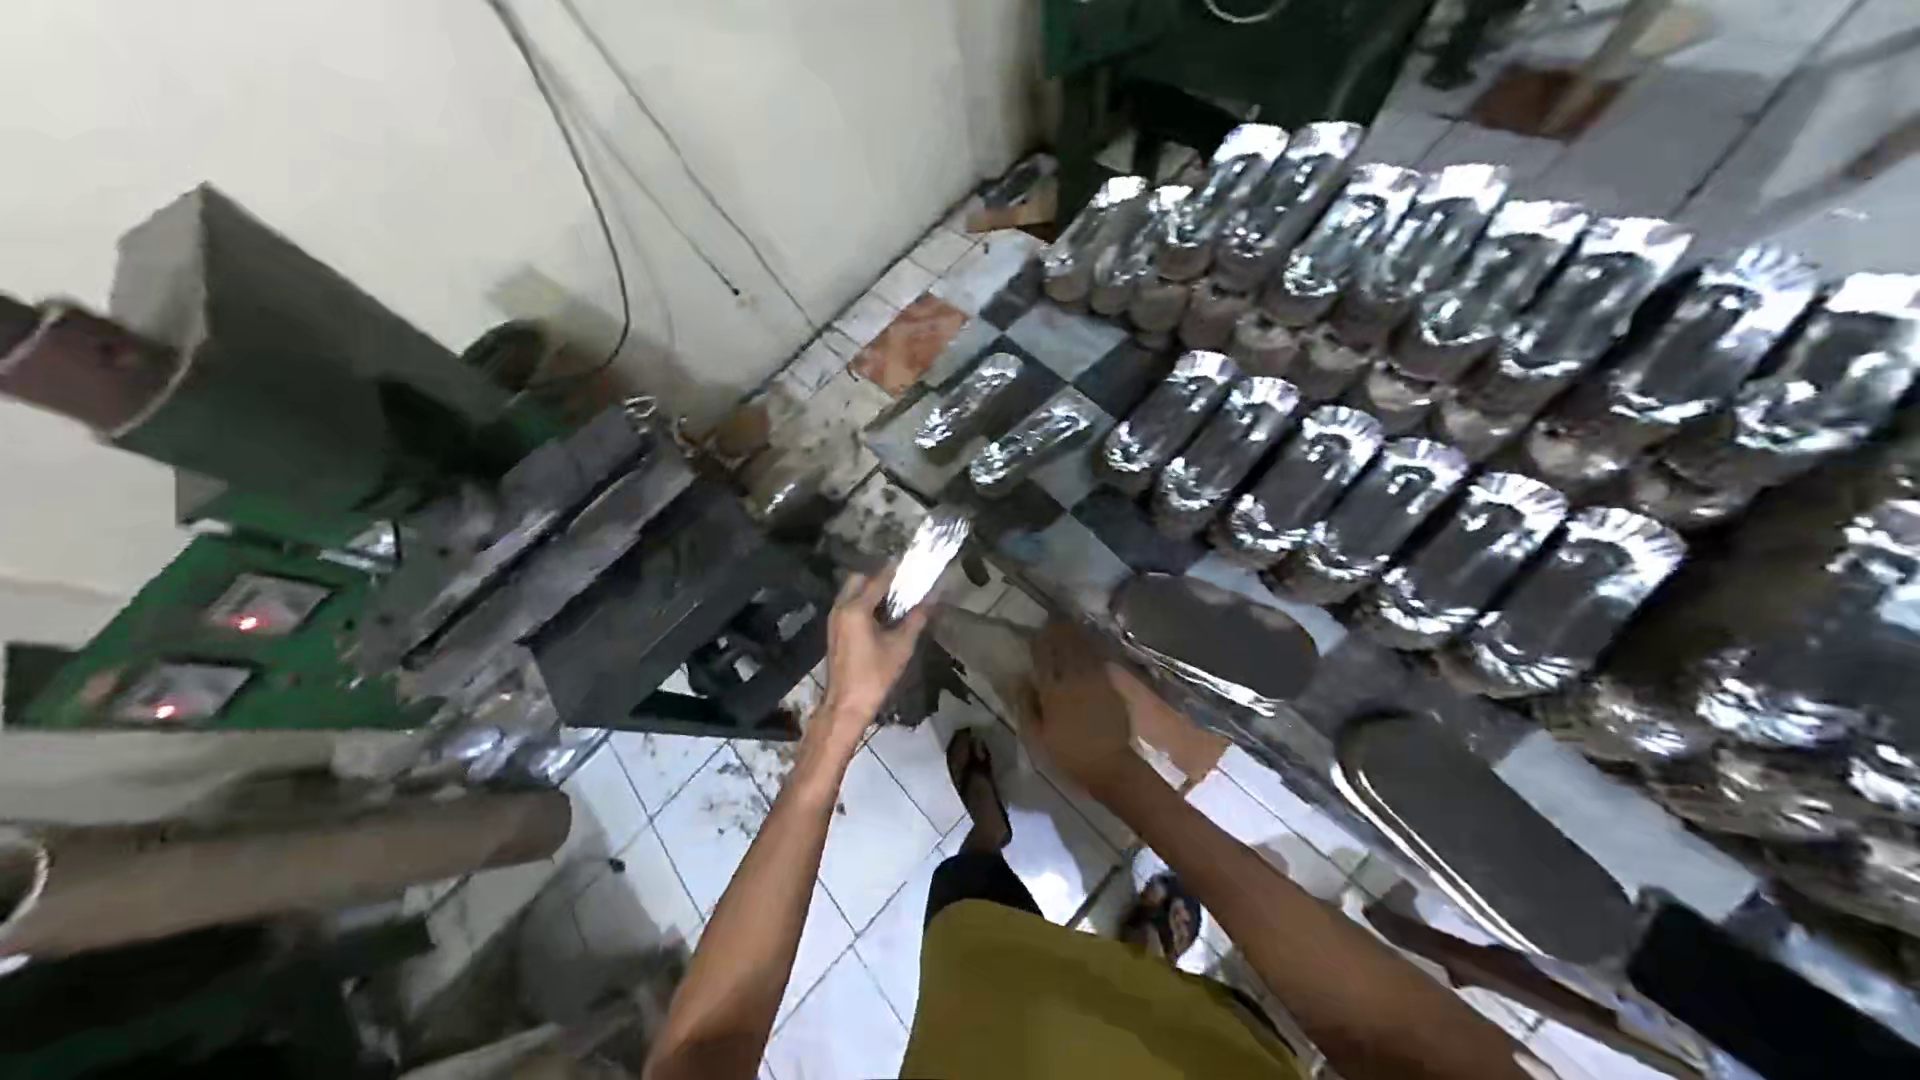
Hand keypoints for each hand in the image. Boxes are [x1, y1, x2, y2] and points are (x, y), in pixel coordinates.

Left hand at [815, 567, 928, 747]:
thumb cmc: (875, 675)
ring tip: (895, 595)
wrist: (846, 704)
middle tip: (903, 581)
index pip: (879, 579)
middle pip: (859, 578)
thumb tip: (933, 599)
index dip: (897, 571)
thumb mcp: (901, 646)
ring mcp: (834, 618)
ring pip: (851, 591)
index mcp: (856, 609)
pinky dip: (863, 601)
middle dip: (880, 576)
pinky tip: (881, 613)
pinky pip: (848, 604)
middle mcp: (841, 607)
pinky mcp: (834, 629)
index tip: (914, 564)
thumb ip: (916, 618)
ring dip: (871, 588)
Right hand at [1028, 621, 1149, 796]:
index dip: (1040, 644)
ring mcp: (1096, 682)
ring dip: (1075, 637)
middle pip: (1065, 650)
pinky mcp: (1111, 687)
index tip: (1035, 635)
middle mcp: (1075, 681)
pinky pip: (1099, 661)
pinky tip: (1088, 645)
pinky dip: (1092, 650)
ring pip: (1083, 651)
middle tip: (1052, 623)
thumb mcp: (1038, 736)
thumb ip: (1027, 706)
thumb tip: (1020, 680)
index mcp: (1054, 692)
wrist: (1110, 766)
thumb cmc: (1069, 755)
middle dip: (1058, 634)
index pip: (1044, 659)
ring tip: (1069, 626)